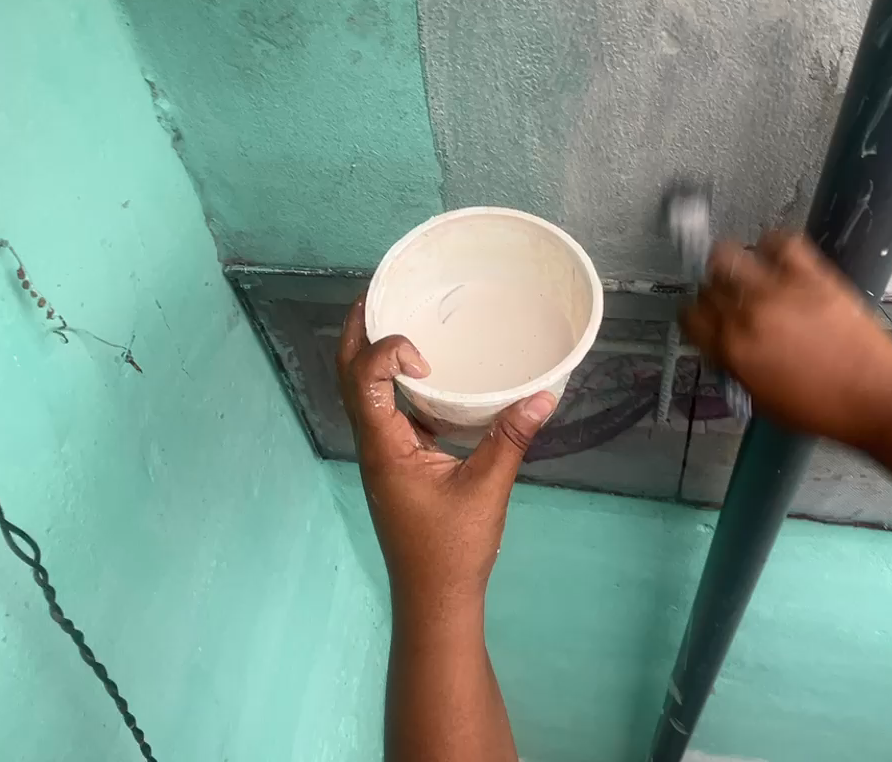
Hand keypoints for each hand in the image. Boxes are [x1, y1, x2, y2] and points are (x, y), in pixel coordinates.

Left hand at [338, 298, 557, 611]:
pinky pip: (380, 405)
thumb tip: (545, 394)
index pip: (363, 380)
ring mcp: (379, 451)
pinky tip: (420, 370)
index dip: (385, 352)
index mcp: (383, 445)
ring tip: (393, 315)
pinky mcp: (393, 459)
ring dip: (367, 351)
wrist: (434, 599)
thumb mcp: (488, 489)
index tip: (426, 356)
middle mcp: (371, 441)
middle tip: (379, 292)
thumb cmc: (453, 549)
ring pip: (358, 390)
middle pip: (346, 375)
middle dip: (356, 331)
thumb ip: (512, 438)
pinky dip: (388, 378)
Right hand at [680, 231, 891, 447]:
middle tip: (730, 301)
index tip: (707, 321)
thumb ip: (735, 368)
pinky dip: (772, 243)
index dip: (696, 319)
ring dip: (729, 264)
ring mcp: (777, 292)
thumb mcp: (762, 400)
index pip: (689, 317)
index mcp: (731, 349)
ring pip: (727, 256)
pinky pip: (781, 242)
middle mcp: (746, 315)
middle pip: (707, 288)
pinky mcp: (810, 277)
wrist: (880, 398)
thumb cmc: (823, 409)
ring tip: (743, 272)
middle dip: (714, 294)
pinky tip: (774, 256)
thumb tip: (726, 348)